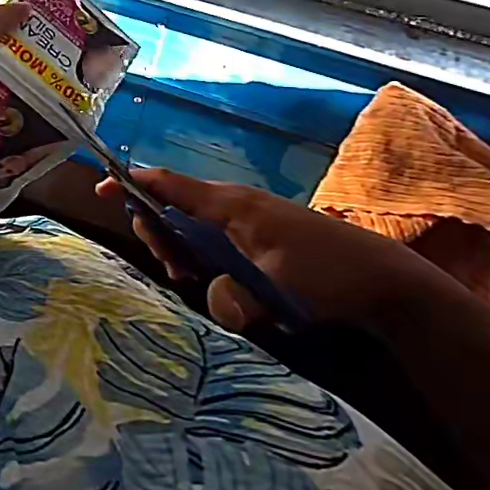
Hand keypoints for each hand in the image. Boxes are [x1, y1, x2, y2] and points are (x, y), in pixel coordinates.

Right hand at [96, 168, 466, 330]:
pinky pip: (211, 235)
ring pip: (189, 223)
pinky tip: (214, 279)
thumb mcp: (280, 290)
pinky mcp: (257, 233)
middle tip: (174, 268)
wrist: (387, 281)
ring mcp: (245, 217)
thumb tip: (212, 307)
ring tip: (192, 277)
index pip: (166, 183)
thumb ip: (237, 298)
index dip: (130, 183)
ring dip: (180, 247)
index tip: (102, 188)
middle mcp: (231, 204)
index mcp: (229, 204)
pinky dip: (200, 253)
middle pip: (170, 205)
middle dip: (158, 232)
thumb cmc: (329, 274)